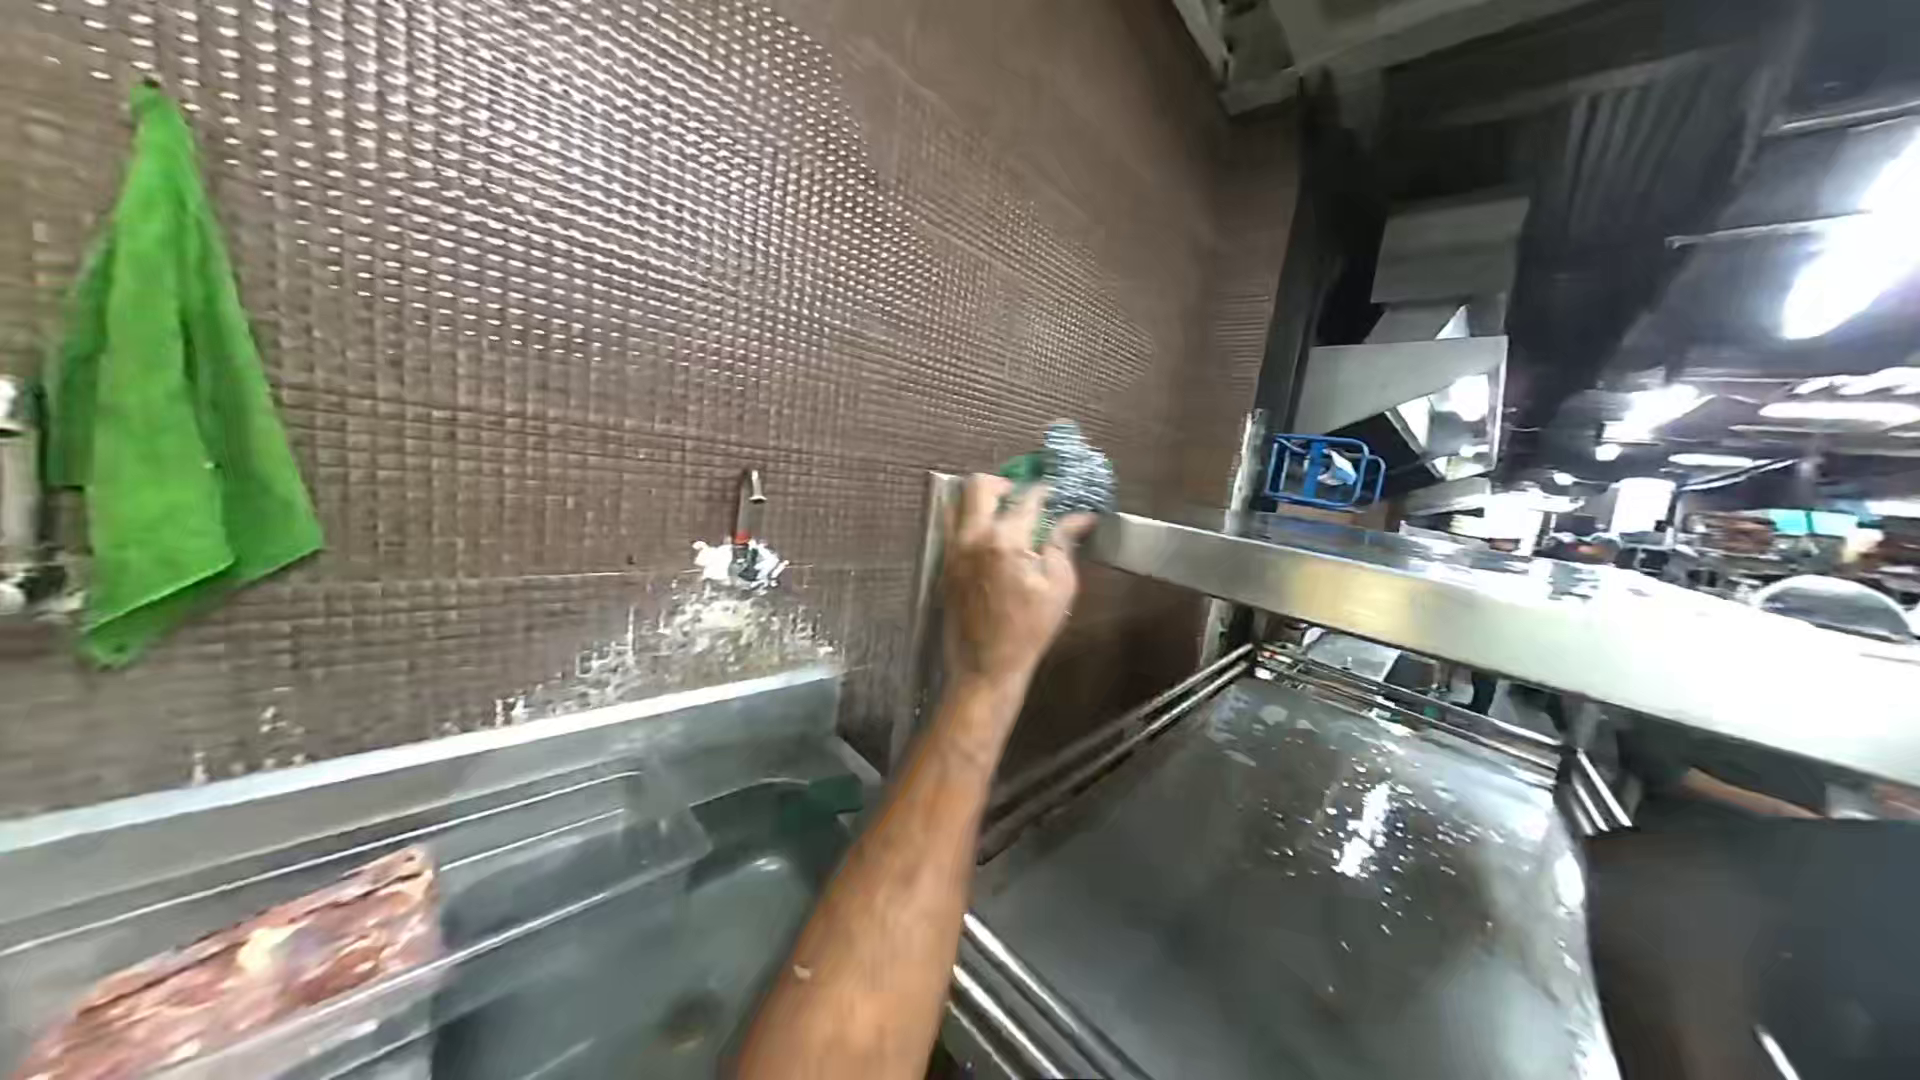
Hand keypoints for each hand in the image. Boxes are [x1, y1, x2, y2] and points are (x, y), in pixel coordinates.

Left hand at [942, 474, 1094, 687]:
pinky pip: (950, 526)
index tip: (1056, 495)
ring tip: (1002, 513)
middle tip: (1022, 498)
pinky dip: (968, 520)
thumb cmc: (1029, 629)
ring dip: (979, 499)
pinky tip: (989, 538)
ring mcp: (952, 550)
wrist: (986, 665)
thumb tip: (1079, 518)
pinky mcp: (944, 564)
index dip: (1045, 492)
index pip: (1026, 498)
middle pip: (978, 485)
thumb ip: (1063, 544)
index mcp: (1004, 540)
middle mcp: (971, 537)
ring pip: (955, 501)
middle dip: (1004, 483)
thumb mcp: (1058, 586)